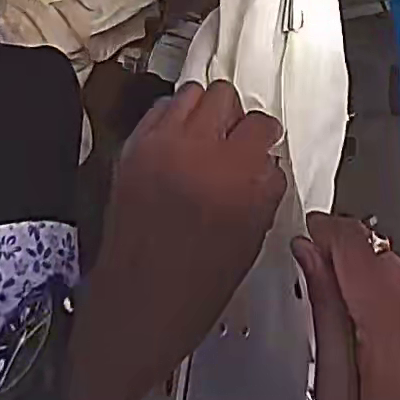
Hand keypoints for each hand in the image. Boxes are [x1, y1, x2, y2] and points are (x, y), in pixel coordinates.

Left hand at [66, 81, 287, 399]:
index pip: (260, 123)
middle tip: (234, 137)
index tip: (265, 139)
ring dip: (203, 111)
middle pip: (223, 95)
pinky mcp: (131, 150)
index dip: (267, 132)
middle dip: (234, 115)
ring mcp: (157, 146)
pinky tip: (177, 143)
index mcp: (231, 174)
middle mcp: (193, 150)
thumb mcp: (250, 236)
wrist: (136, 306)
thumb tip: (268, 159)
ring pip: (190, 93)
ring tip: (204, 136)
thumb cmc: (196, 284)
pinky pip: (158, 110)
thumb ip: (266, 187)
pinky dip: (171, 119)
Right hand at [292, 212, 399, 399]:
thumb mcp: (335, 391)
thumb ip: (324, 311)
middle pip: (378, 252)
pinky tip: (374, 322)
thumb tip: (310, 258)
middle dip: (346, 256)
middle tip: (317, 271)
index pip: (357, 242)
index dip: (327, 232)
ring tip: (345, 308)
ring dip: (369, 274)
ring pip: (397, 265)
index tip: (309, 233)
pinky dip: (393, 293)